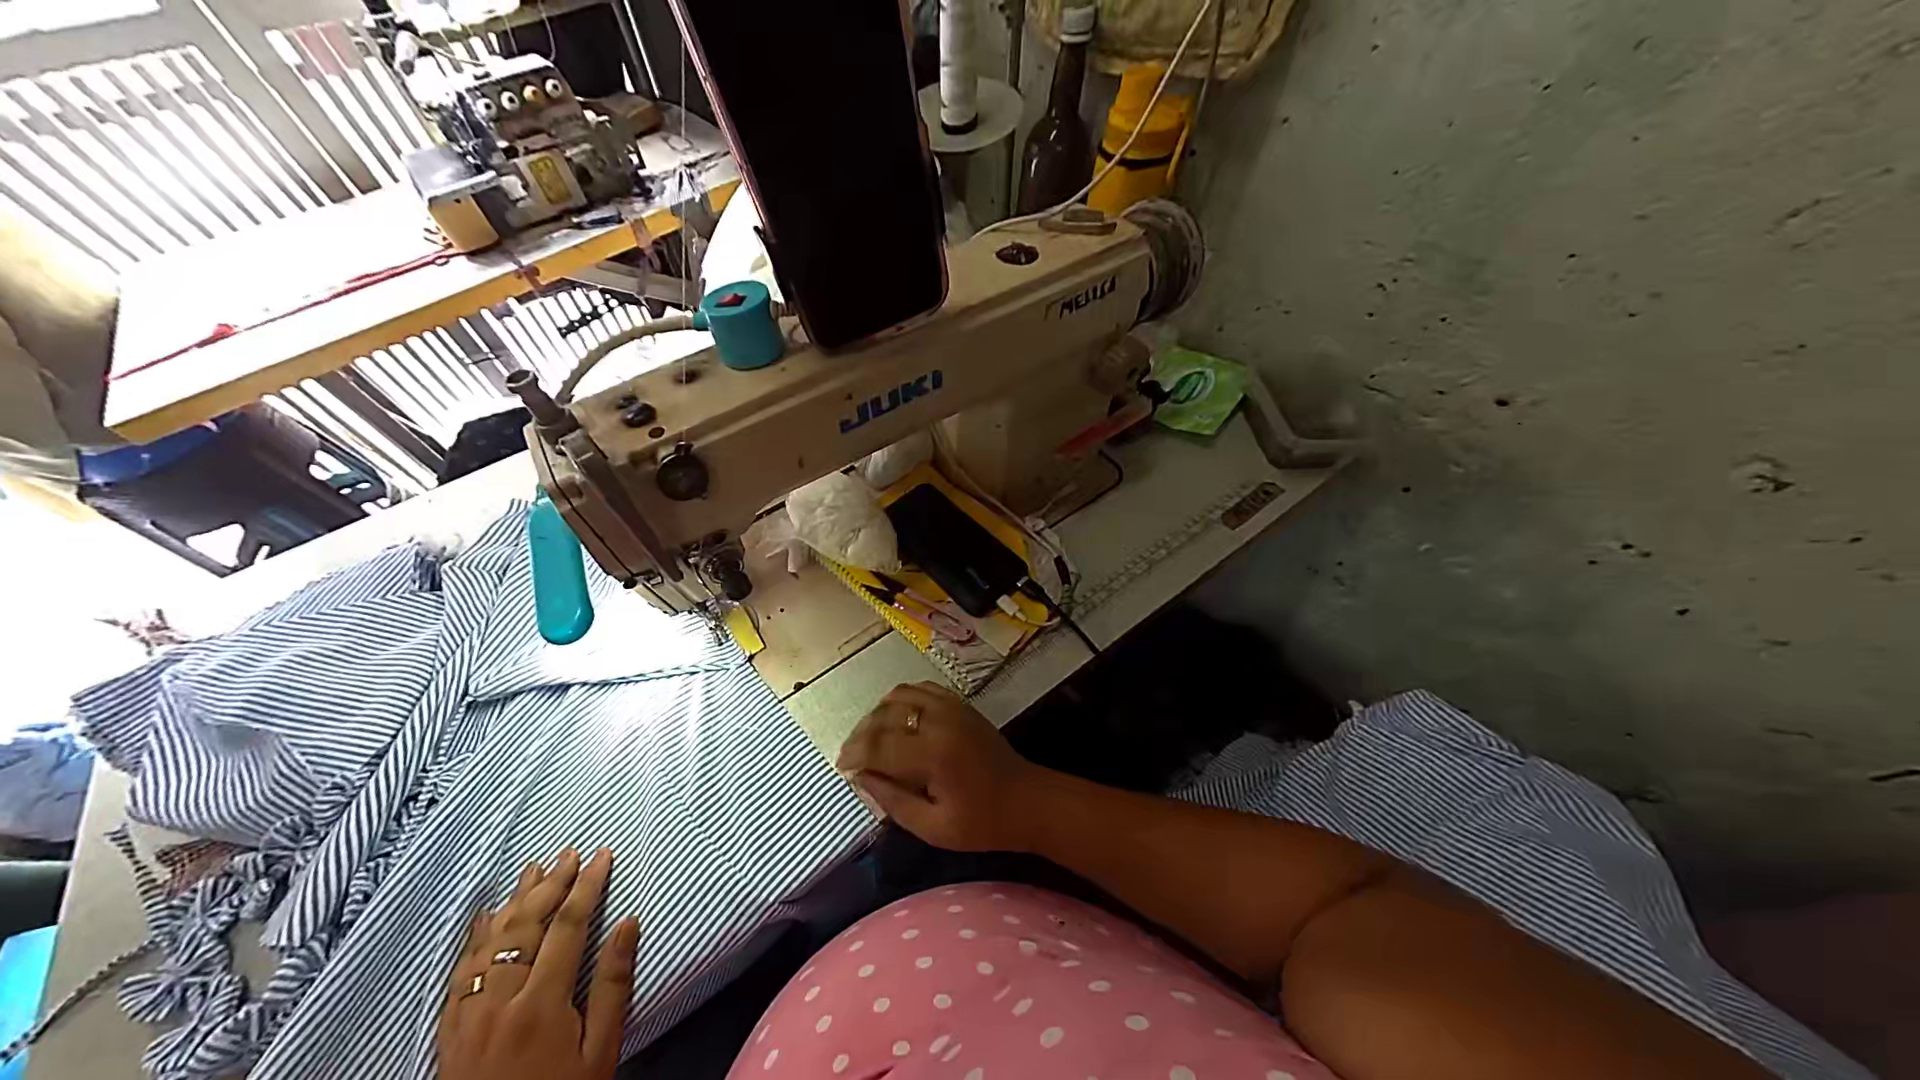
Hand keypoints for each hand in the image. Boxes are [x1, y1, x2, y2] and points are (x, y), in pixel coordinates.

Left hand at [437, 848, 638, 1079]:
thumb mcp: (600, 1051)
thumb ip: (613, 985)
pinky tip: (486, 917)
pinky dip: (476, 937)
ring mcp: (466, 1016)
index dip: (586, 886)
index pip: (567, 926)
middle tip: (570, 853)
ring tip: (533, 870)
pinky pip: (459, 971)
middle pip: (525, 926)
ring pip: (489, 943)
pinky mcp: (448, 1031)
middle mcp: (498, 1002)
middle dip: (551, 884)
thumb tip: (627, 923)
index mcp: (541, 1004)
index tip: (603, 856)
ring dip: (514, 901)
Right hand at [836, 681, 1044, 852]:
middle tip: (852, 756)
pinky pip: (920, 689)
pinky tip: (895, 720)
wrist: (1029, 800)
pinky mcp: (960, 704)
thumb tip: (861, 777)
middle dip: (861, 734)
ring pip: (899, 695)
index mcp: (934, 754)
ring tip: (871, 739)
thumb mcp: (934, 828)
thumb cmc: (983, 823)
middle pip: (885, 715)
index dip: (854, 754)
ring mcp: (951, 707)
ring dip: (878, 714)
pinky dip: (900, 700)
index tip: (842, 767)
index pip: (879, 744)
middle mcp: (940, 721)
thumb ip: (893, 801)